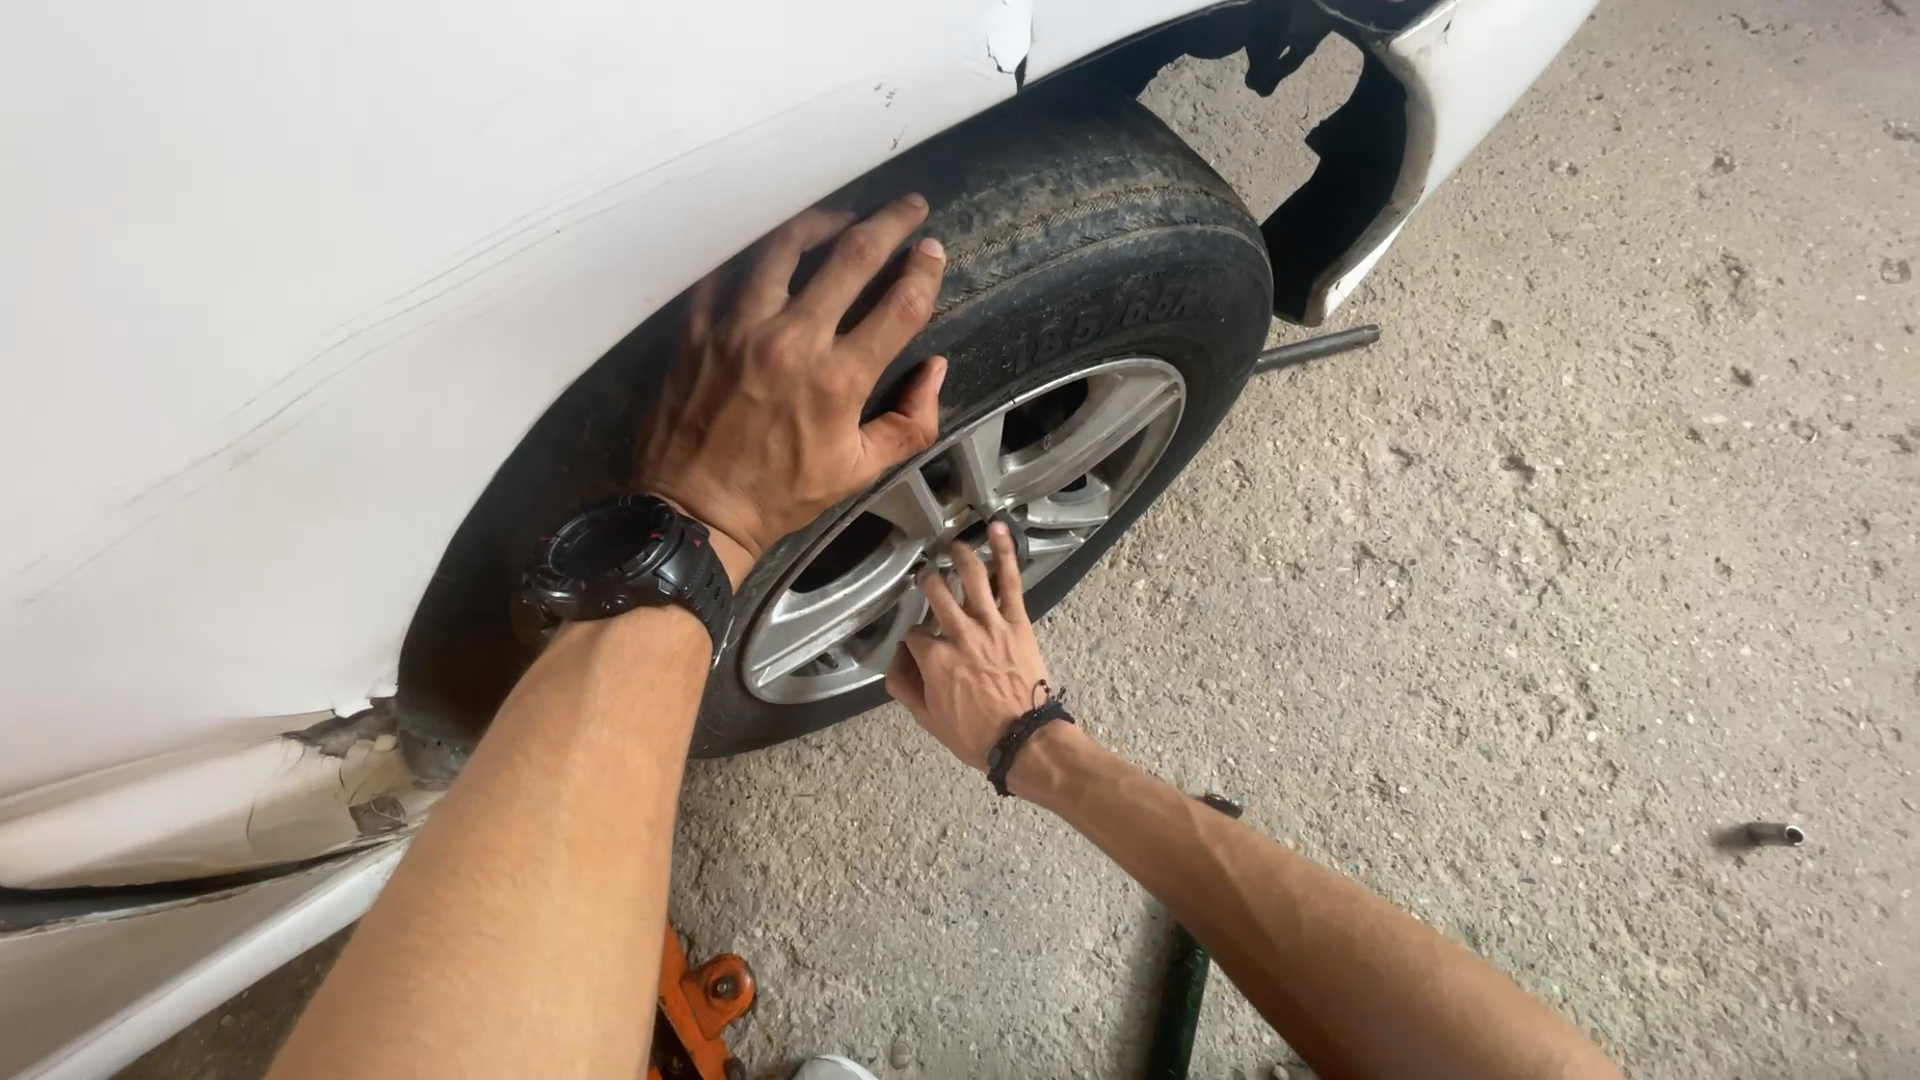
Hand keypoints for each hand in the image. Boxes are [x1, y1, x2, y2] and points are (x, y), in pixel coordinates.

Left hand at [635, 195, 948, 567]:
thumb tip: (936, 369)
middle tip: (909, 207)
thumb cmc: (782, 494)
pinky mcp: (699, 325)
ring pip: (787, 245)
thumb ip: (910, 422)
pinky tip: (776, 247)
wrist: (695, 509)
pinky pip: (729, 266)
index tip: (934, 251)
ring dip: (825, 220)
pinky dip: (758, 249)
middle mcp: (793, 339)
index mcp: (838, 380)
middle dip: (891, 224)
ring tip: (844, 215)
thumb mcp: (860, 471)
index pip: (898, 306)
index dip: (924, 272)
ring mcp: (739, 325)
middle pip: (853, 257)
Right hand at [885, 522, 1053, 771]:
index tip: (921, 647)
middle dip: (926, 581)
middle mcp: (958, 633)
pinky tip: (997, 529)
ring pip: (970, 576)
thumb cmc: (976, 735)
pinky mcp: (1017, 621)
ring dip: (959, 555)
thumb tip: (896, 658)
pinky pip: (1010, 581)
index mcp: (934, 658)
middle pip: (934, 591)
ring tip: (952, 545)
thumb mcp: (927, 720)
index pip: (913, 634)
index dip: (914, 640)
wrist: (1024, 739)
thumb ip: (904, 686)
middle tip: (926, 578)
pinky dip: (1004, 552)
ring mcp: (989, 623)